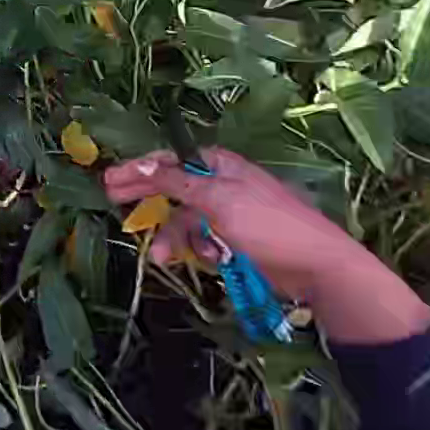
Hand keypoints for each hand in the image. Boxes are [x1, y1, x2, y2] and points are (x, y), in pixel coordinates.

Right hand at [103, 146, 429, 344]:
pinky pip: (202, 239)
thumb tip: (140, 164)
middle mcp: (218, 183)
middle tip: (112, 200)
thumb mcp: (217, 199)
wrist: (320, 268)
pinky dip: (198, 249)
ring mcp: (226, 212)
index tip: (109, 180)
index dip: (137, 170)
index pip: (167, 162)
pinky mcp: (233, 239)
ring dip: (172, 236)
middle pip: (171, 187)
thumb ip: (175, 181)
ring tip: (162, 257)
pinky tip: (209, 260)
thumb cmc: (268, 225)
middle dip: (146, 199)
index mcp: (217, 165)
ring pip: (184, 219)